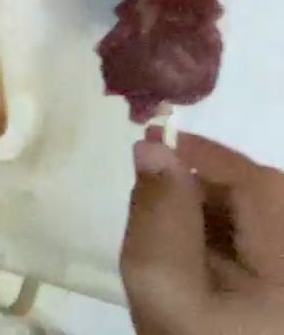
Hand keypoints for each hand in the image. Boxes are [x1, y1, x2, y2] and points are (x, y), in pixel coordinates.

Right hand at [123, 132, 283, 333]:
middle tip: (160, 190)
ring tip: (186, 231)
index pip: (261, 184)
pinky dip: (245, 232)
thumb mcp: (160, 282)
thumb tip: (150, 148)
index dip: (206, 154)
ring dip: (228, 207)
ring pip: (277, 215)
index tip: (150, 138)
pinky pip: (276, 238)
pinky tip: (218, 255)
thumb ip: (156, 214)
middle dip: (215, 182)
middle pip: (276, 195)